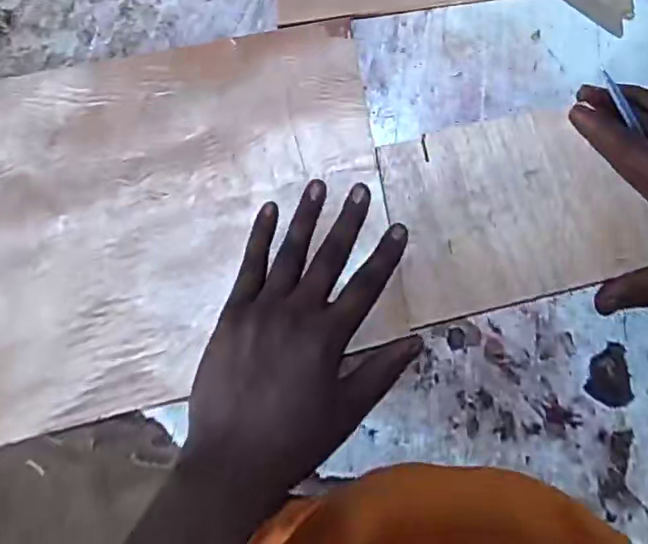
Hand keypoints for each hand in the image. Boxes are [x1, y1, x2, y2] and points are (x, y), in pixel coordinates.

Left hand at [180, 181, 420, 516]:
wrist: (230, 460)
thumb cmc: (295, 439)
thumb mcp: (346, 412)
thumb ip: (380, 372)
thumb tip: (417, 343)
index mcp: (328, 337)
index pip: (365, 286)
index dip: (385, 255)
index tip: (398, 227)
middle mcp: (298, 312)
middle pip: (329, 259)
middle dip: (347, 222)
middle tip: (359, 190)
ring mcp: (263, 308)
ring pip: (290, 253)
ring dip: (306, 218)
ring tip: (318, 186)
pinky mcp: (234, 311)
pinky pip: (249, 266)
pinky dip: (259, 237)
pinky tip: (269, 210)